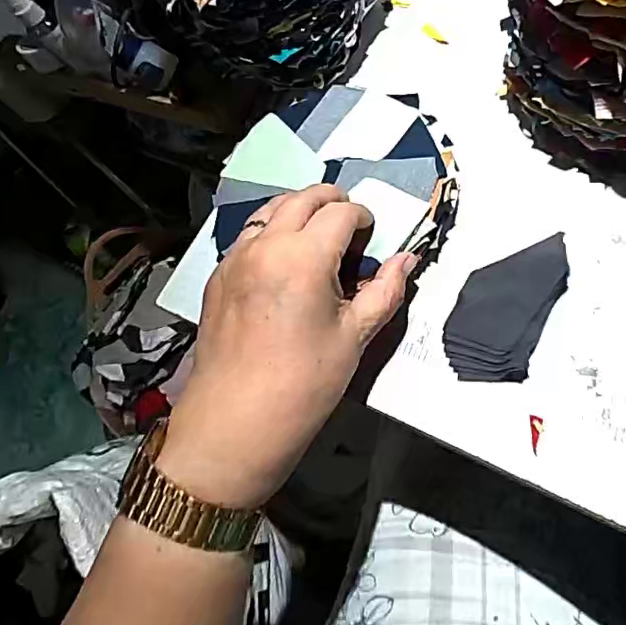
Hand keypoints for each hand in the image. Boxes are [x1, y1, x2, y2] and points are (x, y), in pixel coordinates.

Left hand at [161, 185, 415, 509]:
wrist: (232, 426)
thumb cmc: (301, 384)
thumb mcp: (355, 337)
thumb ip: (385, 290)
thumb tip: (407, 260)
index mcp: (303, 257)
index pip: (341, 213)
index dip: (364, 218)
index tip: (372, 237)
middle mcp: (265, 247)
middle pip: (303, 198)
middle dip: (333, 202)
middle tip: (351, 225)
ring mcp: (236, 259)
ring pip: (272, 209)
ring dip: (300, 210)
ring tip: (319, 236)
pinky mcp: (218, 276)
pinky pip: (250, 234)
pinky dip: (273, 231)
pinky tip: (287, 261)